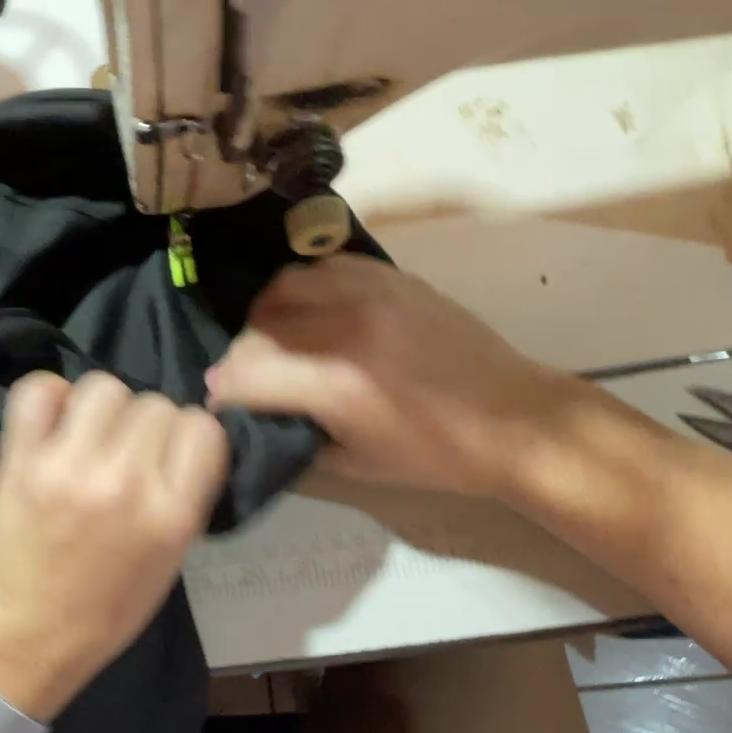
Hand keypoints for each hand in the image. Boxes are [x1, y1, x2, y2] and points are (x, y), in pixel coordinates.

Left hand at [0, 371, 229, 719]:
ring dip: (103, 409)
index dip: (189, 438)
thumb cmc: (111, 604)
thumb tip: (184, 435)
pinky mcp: (21, 463)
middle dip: (146, 428)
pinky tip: (54, 424)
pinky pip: (39, 391)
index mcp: (171, 514)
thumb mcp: (174, 555)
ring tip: (90, 440)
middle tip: (126, 456)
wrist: (36, 631)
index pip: (202, 428)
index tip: (171, 456)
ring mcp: (69, 469)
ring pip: (104, 387)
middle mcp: (125, 483)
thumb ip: (187, 493)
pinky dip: (49, 397)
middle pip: (155, 404)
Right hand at [203, 255, 593, 497]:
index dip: (220, 393)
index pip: (245, 374)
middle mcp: (345, 329)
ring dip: (266, 316)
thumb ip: (295, 436)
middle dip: (239, 358)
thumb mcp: (352, 464)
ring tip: (273, 341)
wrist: (513, 420)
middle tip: (244, 380)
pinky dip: (305, 289)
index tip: (218, 405)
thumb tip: (254, 418)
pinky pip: (326, 267)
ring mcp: (371, 295)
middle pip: (258, 328)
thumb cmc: (432, 456)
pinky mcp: (393, 279)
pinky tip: (311, 314)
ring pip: (286, 286)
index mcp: (334, 385)